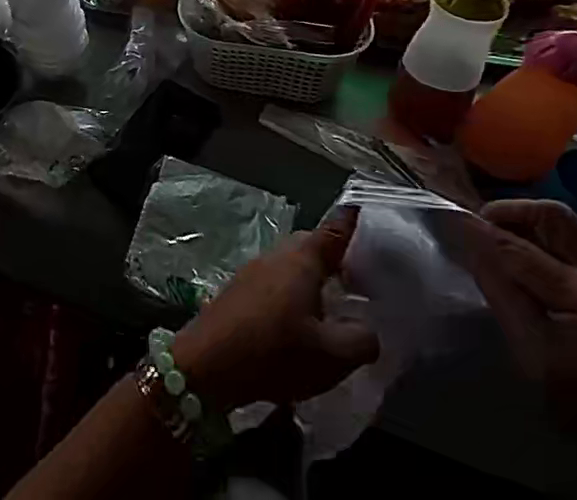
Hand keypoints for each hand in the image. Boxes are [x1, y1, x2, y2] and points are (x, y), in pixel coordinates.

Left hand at [171, 207, 378, 407]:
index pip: (333, 230)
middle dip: (334, 258)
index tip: (363, 212)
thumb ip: (362, 340)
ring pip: (291, 265)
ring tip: (330, 309)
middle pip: (311, 245)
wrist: (207, 365)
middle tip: (357, 283)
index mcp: (303, 259)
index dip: (351, 222)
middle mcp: (277, 255)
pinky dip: (291, 294)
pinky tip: (297, 324)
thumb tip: (370, 331)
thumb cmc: (274, 352)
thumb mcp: (332, 355)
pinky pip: (274, 282)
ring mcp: (253, 270)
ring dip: (311, 280)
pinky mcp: (238, 290)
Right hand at [465, 200, 576, 433]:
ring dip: (527, 223)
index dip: (480, 232)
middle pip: (553, 216)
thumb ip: (505, 300)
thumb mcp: (537, 362)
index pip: (520, 249)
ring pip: (567, 224)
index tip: (449, 221)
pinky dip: (542, 238)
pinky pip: (574, 242)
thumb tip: (474, 251)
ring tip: (498, 241)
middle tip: (480, 228)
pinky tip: (525, 259)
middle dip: (510, 212)